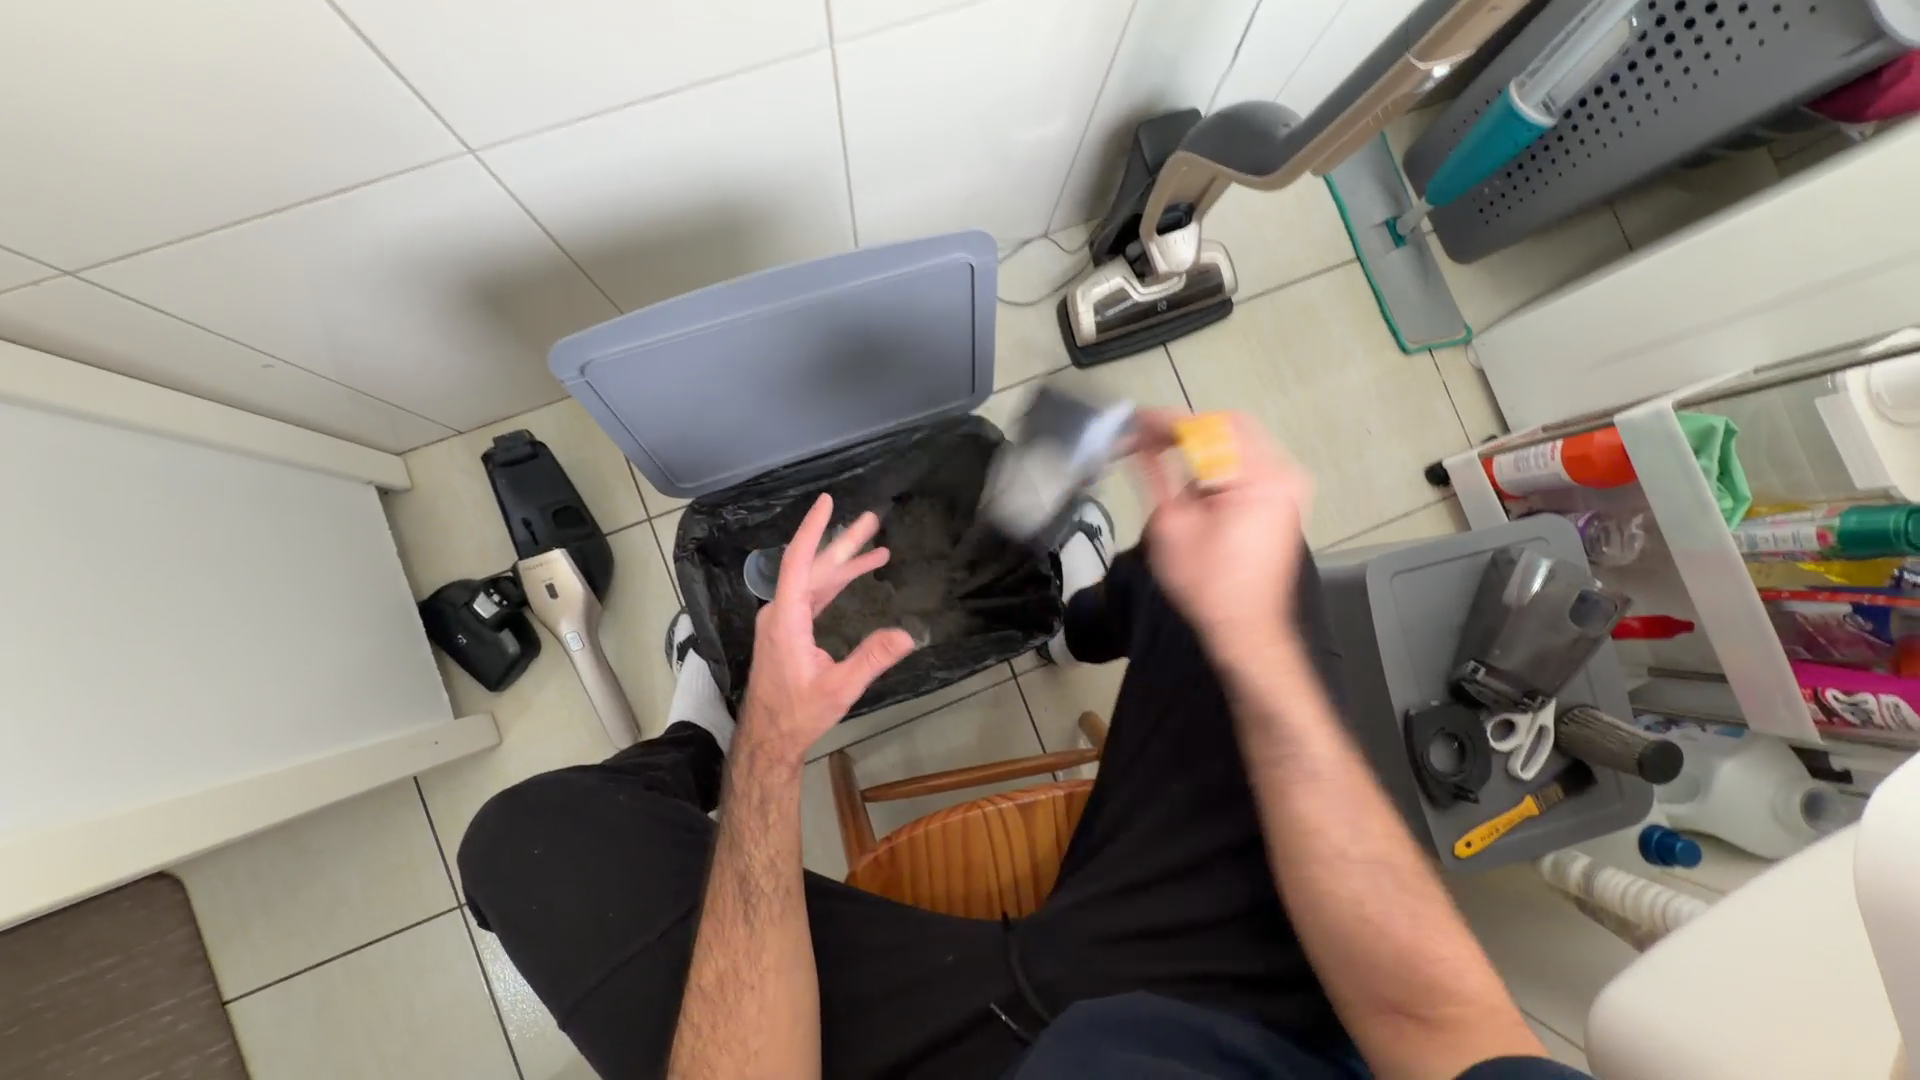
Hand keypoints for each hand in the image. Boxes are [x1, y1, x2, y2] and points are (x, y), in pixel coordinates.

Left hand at [737, 494, 916, 762]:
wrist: (769, 737)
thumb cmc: (799, 714)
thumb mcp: (840, 688)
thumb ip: (872, 659)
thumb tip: (908, 635)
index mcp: (788, 619)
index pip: (798, 563)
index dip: (812, 530)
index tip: (826, 502)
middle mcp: (781, 612)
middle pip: (813, 567)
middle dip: (844, 543)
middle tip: (872, 519)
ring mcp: (783, 620)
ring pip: (815, 581)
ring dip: (844, 563)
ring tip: (877, 544)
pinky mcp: (788, 630)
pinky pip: (812, 595)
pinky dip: (835, 583)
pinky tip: (855, 575)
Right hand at [1131, 410, 1312, 665]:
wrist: (1245, 627)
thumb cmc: (1207, 585)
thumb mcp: (1171, 525)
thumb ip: (1155, 473)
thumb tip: (1138, 440)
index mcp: (1259, 479)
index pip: (1209, 428)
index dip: (1167, 423)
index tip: (1134, 423)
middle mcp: (1283, 474)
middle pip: (1229, 426)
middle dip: (1185, 429)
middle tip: (1147, 439)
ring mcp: (1288, 485)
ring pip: (1240, 439)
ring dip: (1201, 443)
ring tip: (1162, 454)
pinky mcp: (1283, 497)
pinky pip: (1249, 460)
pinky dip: (1217, 460)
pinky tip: (1190, 474)